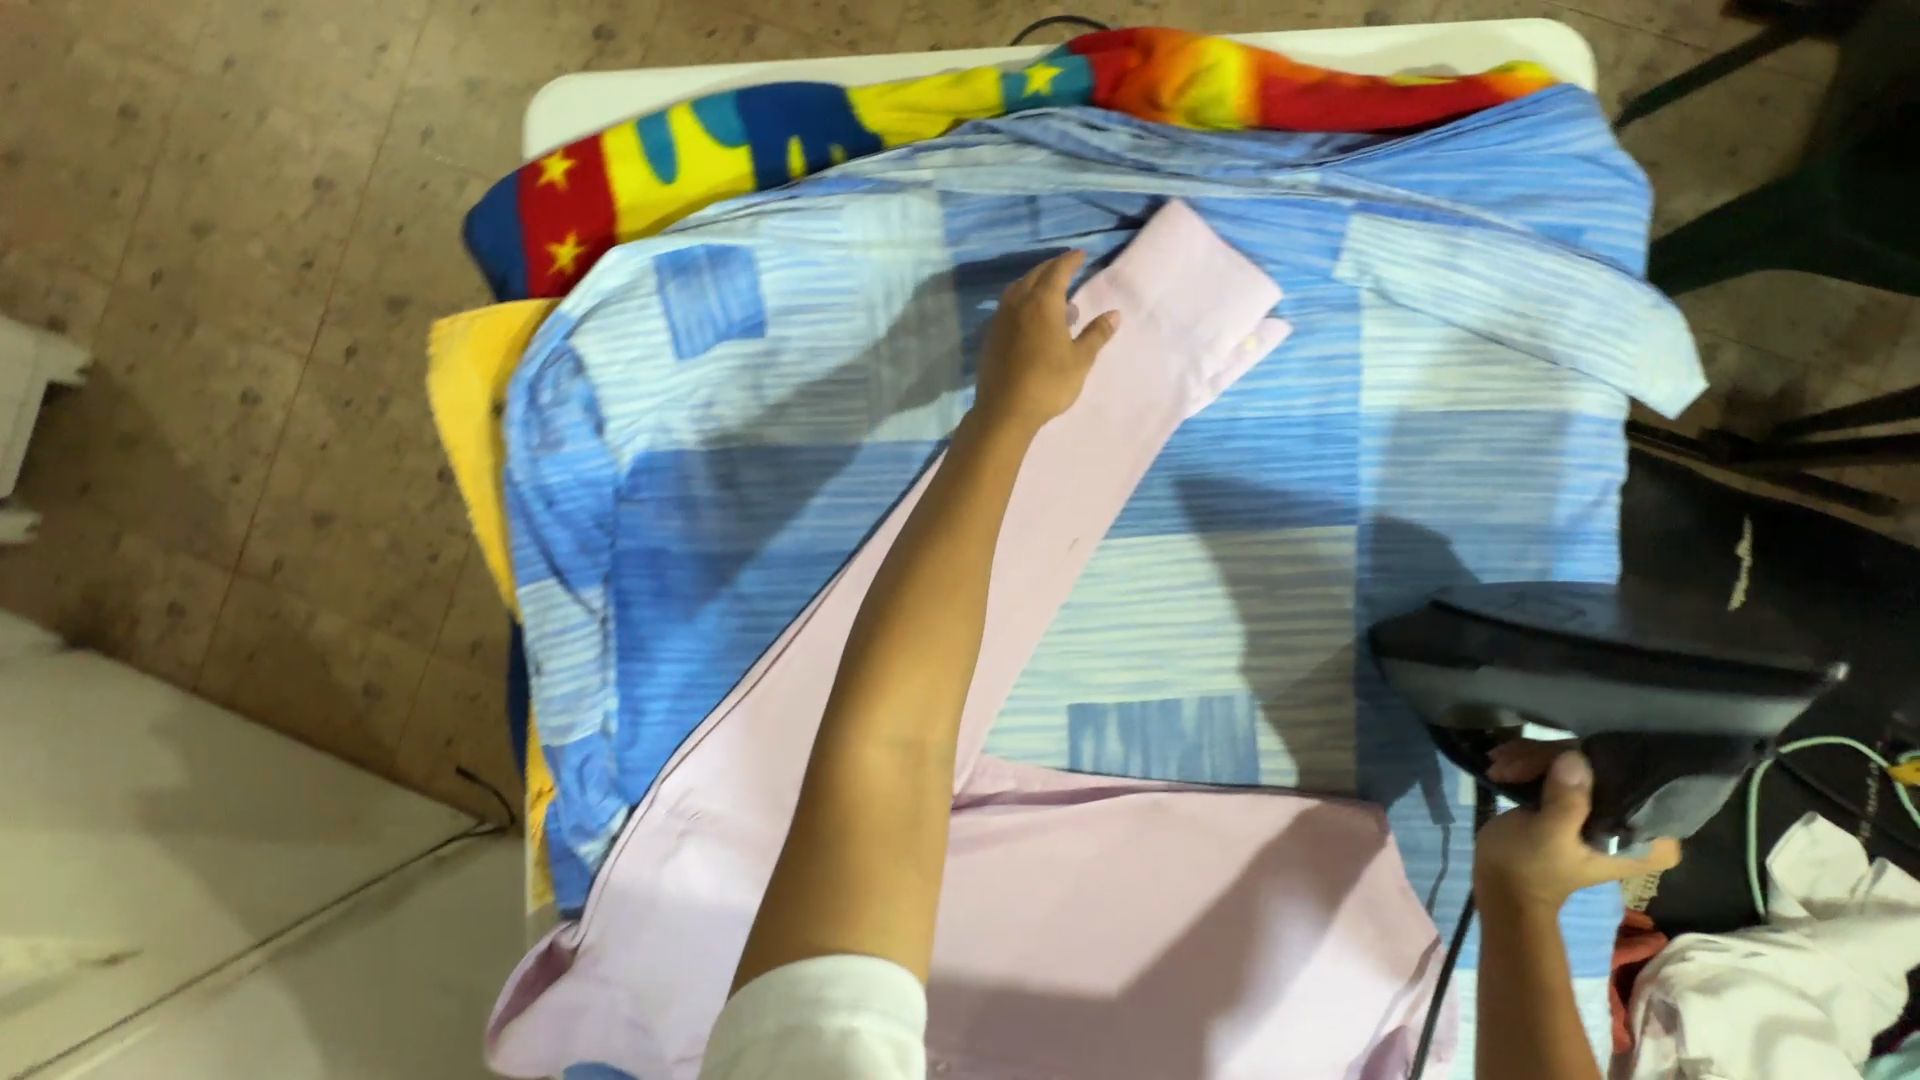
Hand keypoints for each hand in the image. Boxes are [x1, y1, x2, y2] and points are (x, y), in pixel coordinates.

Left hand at [972, 250, 1120, 432]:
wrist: (1005, 410)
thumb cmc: (1048, 383)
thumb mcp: (1080, 359)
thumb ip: (1096, 334)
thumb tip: (1114, 314)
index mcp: (1043, 302)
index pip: (1058, 271)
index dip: (1070, 261)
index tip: (1081, 255)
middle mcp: (1018, 303)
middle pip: (1035, 275)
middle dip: (1051, 268)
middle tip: (1066, 269)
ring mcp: (1000, 320)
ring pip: (1017, 290)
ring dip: (1034, 285)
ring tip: (1050, 295)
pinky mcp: (990, 337)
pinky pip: (1007, 308)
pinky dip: (1021, 302)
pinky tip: (1030, 319)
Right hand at [1473, 746, 1681, 914]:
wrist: (1504, 885)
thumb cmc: (1529, 867)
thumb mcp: (1547, 836)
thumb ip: (1567, 801)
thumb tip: (1574, 757)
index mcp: (1648, 840)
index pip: (1627, 781)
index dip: (1585, 766)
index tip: (1542, 764)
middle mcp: (1637, 820)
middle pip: (1597, 768)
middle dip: (1545, 761)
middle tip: (1506, 767)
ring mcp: (1606, 808)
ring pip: (1574, 763)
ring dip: (1529, 760)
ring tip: (1498, 768)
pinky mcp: (1579, 800)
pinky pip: (1560, 768)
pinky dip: (1529, 764)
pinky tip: (1502, 767)